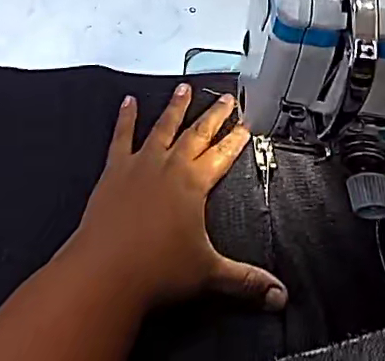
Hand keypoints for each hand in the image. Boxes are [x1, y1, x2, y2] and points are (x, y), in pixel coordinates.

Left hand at [63, 83, 286, 312]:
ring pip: (164, 126)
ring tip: (184, 88)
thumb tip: (278, 295)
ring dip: (176, 107)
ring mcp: (142, 163)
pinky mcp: (115, 169)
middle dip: (215, 114)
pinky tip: (127, 102)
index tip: (245, 125)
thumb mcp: (208, 273)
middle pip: (199, 132)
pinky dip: (125, 118)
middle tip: (226, 99)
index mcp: (196, 182)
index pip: (224, 153)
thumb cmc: (155, 271)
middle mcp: (172, 164)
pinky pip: (122, 137)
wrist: (106, 272)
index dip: (236, 138)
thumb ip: (245, 280)